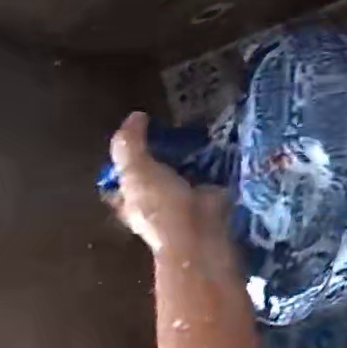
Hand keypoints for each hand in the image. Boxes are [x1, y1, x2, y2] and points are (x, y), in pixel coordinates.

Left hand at [108, 112, 229, 260]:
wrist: (199, 232)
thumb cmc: (160, 206)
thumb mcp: (136, 171)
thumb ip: (131, 143)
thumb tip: (136, 115)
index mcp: (131, 198)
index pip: (124, 175)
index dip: (129, 155)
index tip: (142, 131)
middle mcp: (155, 199)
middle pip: (156, 169)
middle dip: (165, 150)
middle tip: (177, 123)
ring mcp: (184, 197)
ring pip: (184, 168)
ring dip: (193, 152)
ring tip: (203, 123)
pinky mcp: (210, 194)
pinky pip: (211, 171)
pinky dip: (217, 158)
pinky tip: (222, 138)